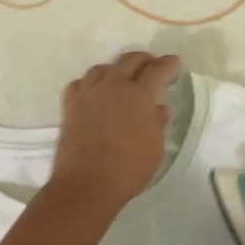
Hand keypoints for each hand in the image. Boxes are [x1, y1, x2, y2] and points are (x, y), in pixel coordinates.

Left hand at [48, 52, 180, 208]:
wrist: (86, 185)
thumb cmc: (128, 169)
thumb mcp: (154, 148)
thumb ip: (157, 123)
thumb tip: (159, 107)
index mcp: (139, 95)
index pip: (157, 70)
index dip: (168, 64)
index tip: (174, 62)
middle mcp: (113, 86)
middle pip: (129, 60)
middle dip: (144, 60)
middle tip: (151, 66)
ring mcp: (88, 94)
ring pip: (102, 68)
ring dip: (116, 69)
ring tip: (122, 78)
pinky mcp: (70, 106)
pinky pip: (80, 84)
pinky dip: (91, 83)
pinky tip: (94, 91)